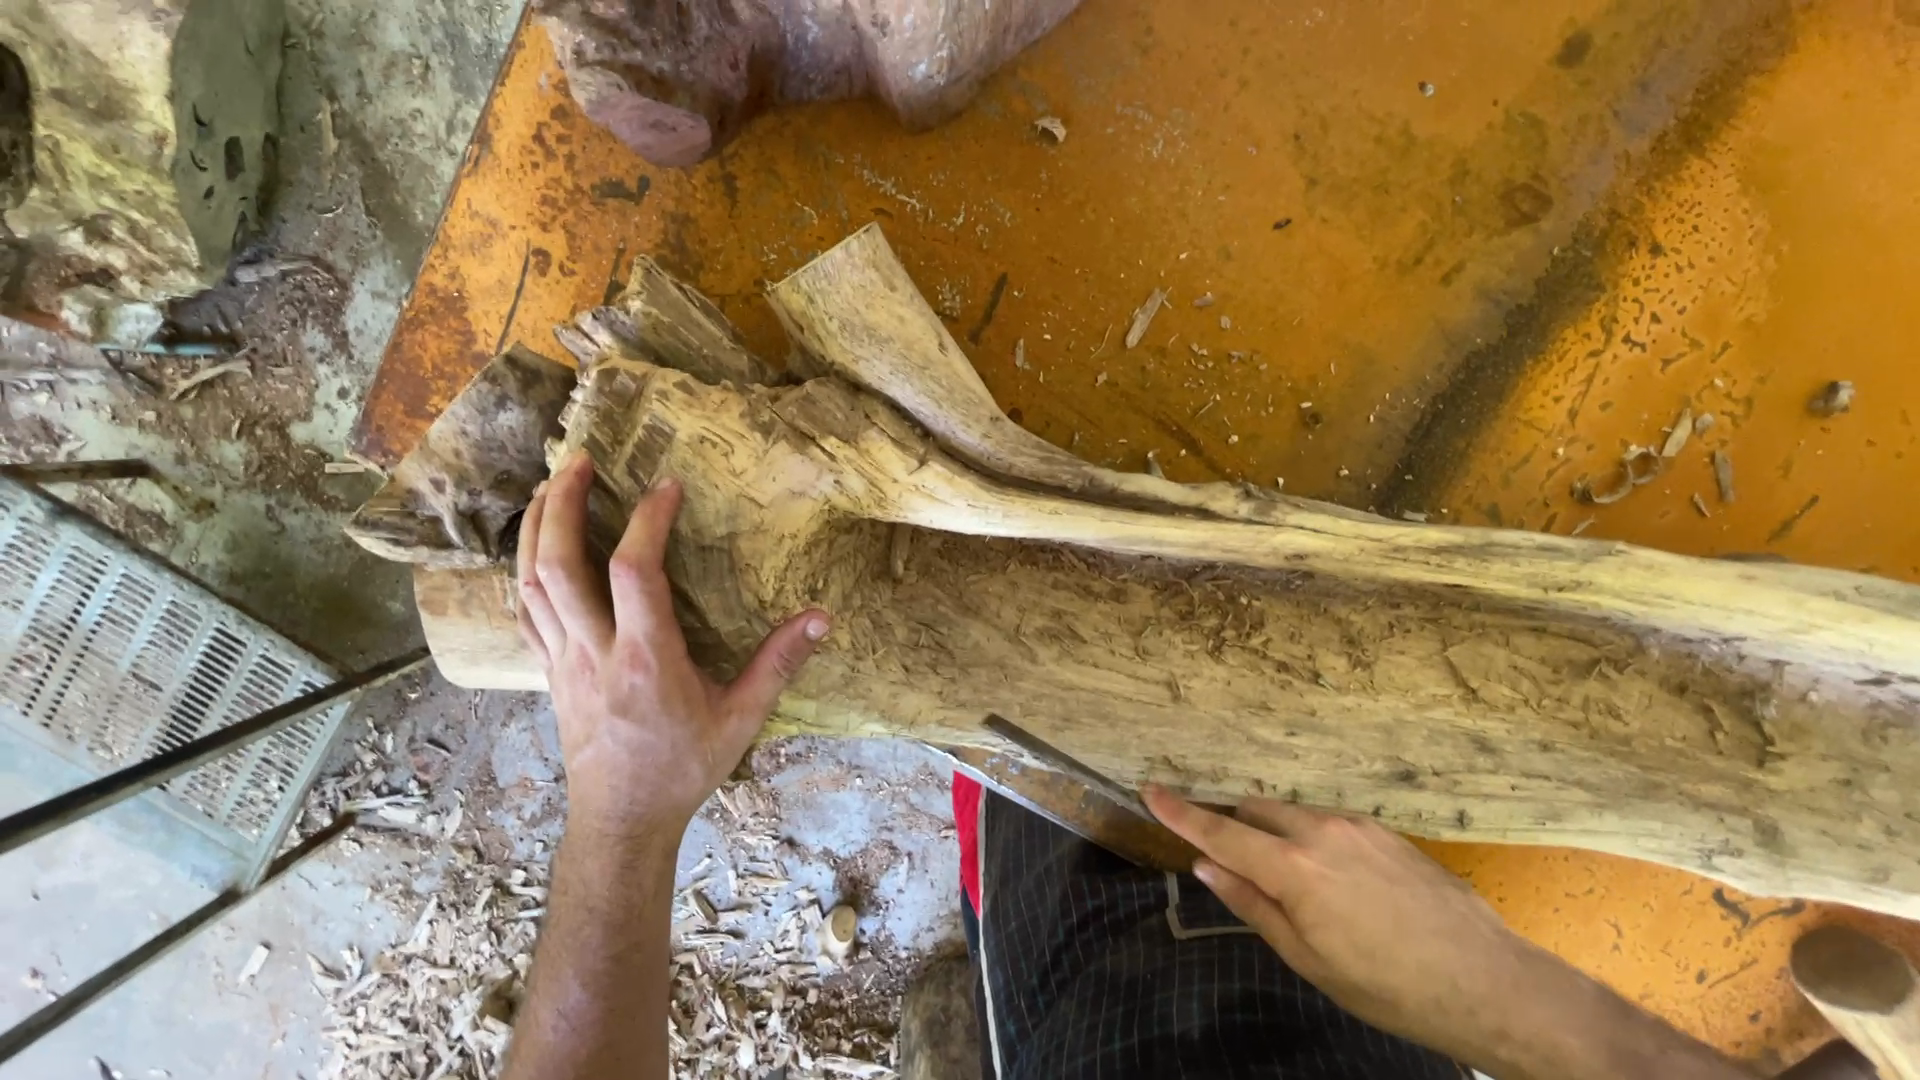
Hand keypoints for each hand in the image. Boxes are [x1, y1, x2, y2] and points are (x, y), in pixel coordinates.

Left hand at [515, 451, 829, 833]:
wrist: (621, 821)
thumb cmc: (684, 768)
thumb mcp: (743, 718)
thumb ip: (779, 664)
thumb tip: (821, 617)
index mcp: (646, 657)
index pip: (636, 570)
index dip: (649, 520)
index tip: (668, 485)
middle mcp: (595, 651)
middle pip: (559, 564)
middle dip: (564, 504)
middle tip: (580, 460)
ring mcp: (563, 661)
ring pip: (530, 583)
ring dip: (536, 527)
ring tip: (552, 486)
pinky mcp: (550, 673)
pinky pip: (524, 612)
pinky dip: (523, 570)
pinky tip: (533, 550)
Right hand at [1145, 787, 1585, 1071]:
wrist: (1492, 983)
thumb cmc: (1389, 987)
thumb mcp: (1308, 959)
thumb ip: (1250, 904)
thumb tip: (1204, 866)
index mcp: (1293, 869)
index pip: (1219, 831)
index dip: (1180, 812)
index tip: (1149, 788)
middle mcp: (1319, 831)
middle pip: (1253, 809)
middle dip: (1234, 826)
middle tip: (1237, 865)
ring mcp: (1356, 825)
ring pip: (1291, 812)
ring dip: (1274, 832)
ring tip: (1297, 884)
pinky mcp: (1384, 830)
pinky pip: (1327, 821)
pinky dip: (1310, 837)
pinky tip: (1339, 882)